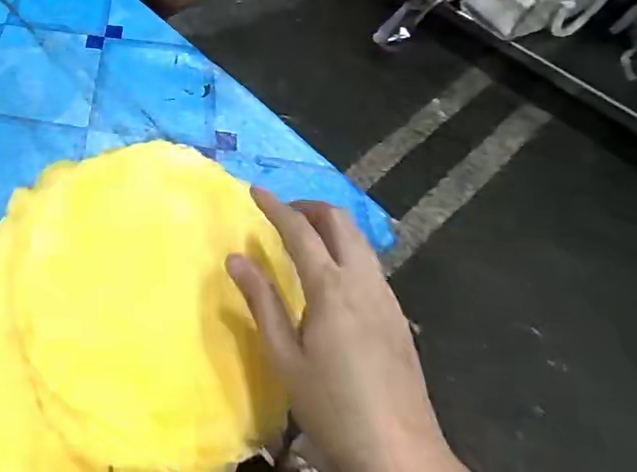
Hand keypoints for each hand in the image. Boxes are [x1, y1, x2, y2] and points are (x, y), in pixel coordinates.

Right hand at [227, 189, 464, 471]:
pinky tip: (334, 274)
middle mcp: (362, 279)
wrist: (401, 453)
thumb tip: (235, 259)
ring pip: (358, 237)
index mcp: (330, 287)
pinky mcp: (398, 312)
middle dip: (308, 206)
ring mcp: (385, 293)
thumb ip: (262, 303)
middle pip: (338, 219)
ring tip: (305, 237)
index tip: (255, 190)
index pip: (300, 229)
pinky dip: (347, 247)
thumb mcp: (286, 360)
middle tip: (282, 214)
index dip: (275, 206)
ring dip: (330, 224)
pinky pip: (370, 260)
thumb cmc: (333, 408)